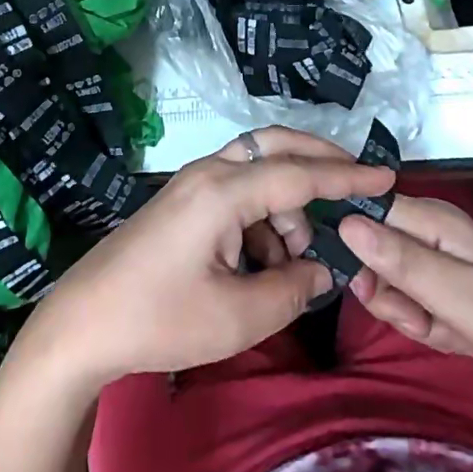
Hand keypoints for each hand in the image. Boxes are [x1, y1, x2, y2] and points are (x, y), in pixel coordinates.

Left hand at [18, 127, 395, 388]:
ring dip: (286, 208)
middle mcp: (208, 174)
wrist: (84, 323)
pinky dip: (261, 219)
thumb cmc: (161, 319)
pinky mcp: (181, 204)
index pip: (299, 173)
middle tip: (356, 188)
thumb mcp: (240, 315)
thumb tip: (322, 269)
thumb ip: (293, 289)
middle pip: (275, 147)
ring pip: (256, 175)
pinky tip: (261, 266)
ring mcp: (190, 186)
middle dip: (319, 163)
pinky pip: (235, 195)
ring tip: (293, 264)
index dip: (347, 177)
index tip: (388, 177)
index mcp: (223, 190)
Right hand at [338, 196, 472, 402]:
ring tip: (431, 326)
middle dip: (380, 287)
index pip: (365, 209)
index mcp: (430, 218)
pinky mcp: (432, 290)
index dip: (349, 238)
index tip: (359, 278)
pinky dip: (413, 323)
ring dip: (398, 310)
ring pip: (379, 279)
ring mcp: (428, 262)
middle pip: (366, 248)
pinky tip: (442, 334)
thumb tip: (345, 223)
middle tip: (410, 313)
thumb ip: (402, 261)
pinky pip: (398, 301)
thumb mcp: (459, 295)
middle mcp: (423, 232)